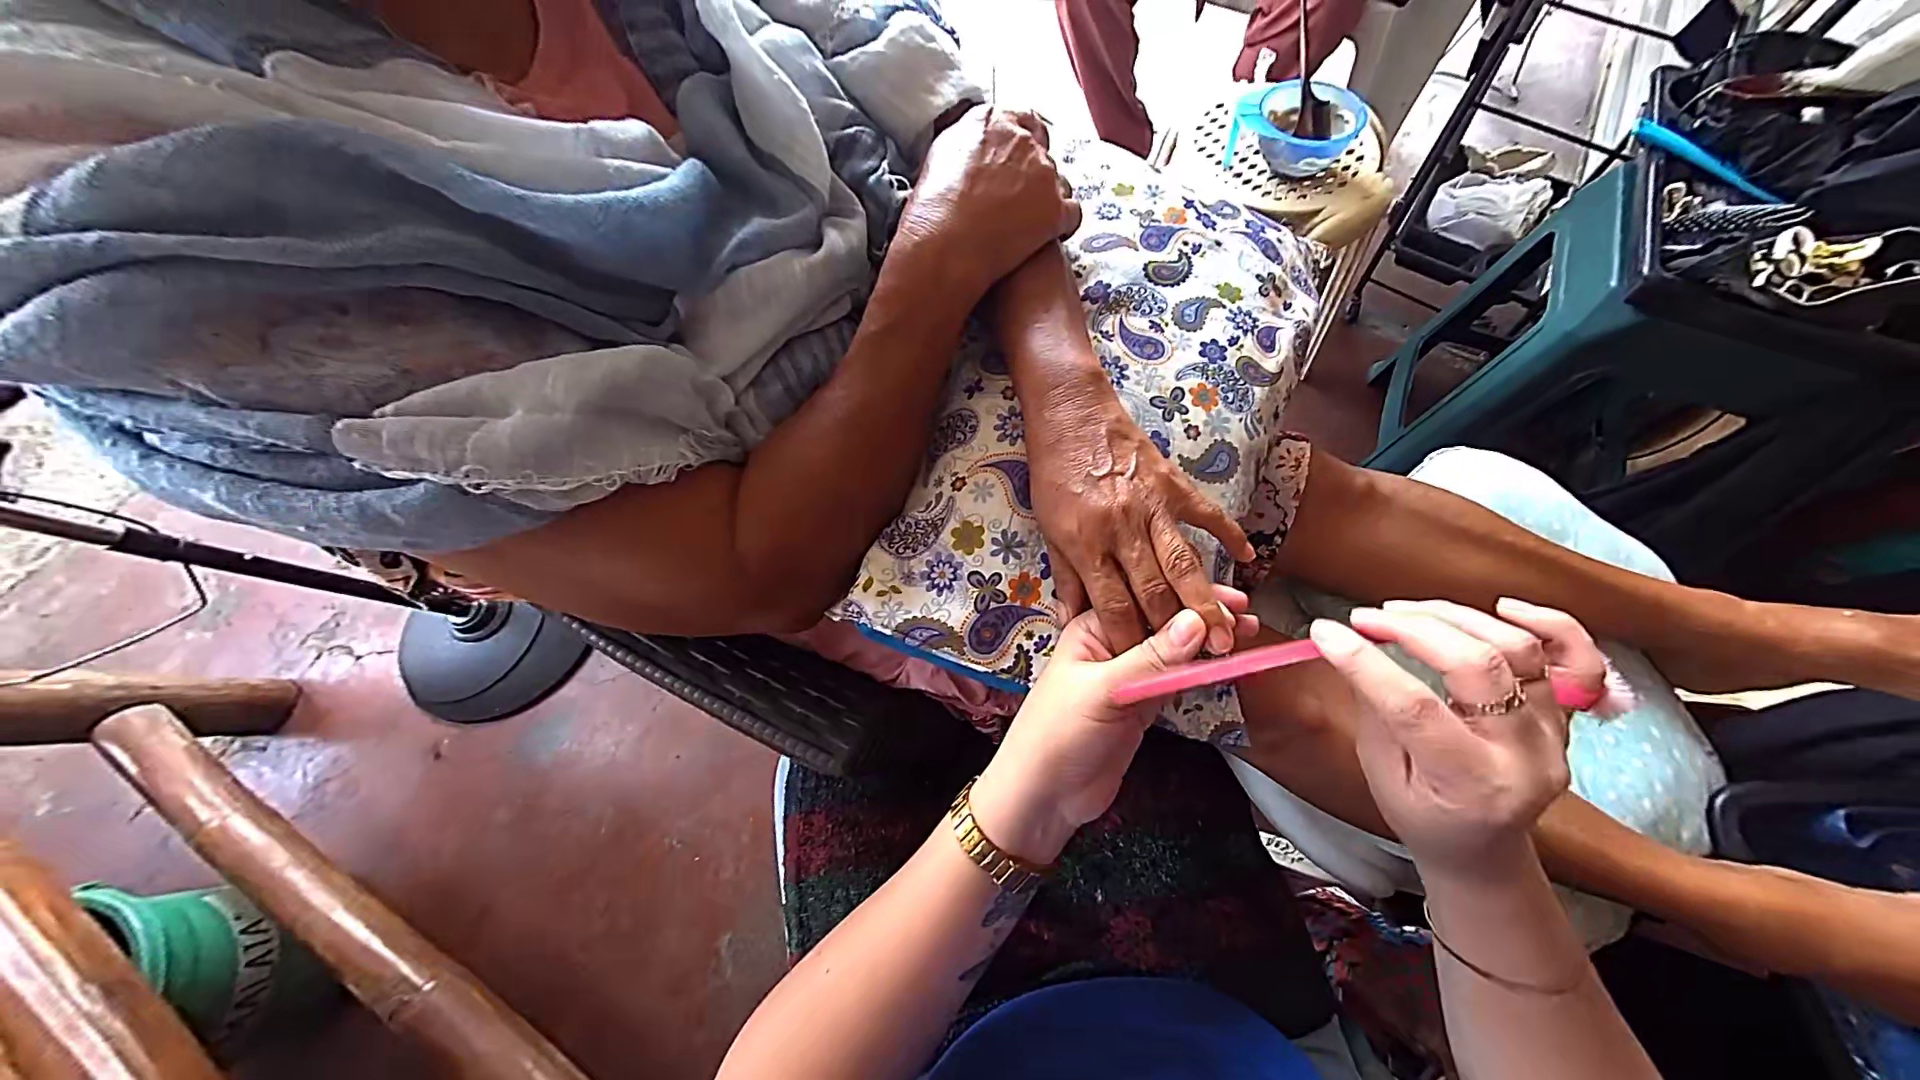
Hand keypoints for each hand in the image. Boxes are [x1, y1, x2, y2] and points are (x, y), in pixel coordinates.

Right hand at [896, 107, 1079, 297]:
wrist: (944, 248)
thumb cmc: (931, 211)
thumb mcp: (940, 157)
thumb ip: (966, 144)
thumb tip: (973, 151)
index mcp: (992, 121)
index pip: (1023, 121)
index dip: (1023, 144)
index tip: (1016, 163)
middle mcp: (1023, 140)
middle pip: (1043, 151)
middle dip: (1034, 173)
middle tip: (1018, 200)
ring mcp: (1044, 174)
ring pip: (1059, 181)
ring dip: (1048, 199)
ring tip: (1027, 224)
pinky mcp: (1055, 210)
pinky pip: (1072, 213)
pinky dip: (1062, 225)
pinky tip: (1047, 238)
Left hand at [969, 584, 1259, 862]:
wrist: (1043, 796)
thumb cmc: (1056, 735)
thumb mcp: (1104, 691)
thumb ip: (1150, 658)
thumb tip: (1195, 621)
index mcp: (1091, 629)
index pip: (1145, 602)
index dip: (1186, 599)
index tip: (1227, 601)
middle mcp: (1110, 646)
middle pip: (1163, 624)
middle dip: (1203, 617)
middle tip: (1244, 615)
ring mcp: (1127, 676)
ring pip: (1174, 652)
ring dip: (1208, 644)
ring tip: (1246, 633)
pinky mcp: (1140, 705)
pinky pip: (1176, 681)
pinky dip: (1201, 672)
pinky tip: (1225, 663)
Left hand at [1027, 395, 1255, 654]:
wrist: (1070, 414)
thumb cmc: (1054, 474)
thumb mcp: (1048, 528)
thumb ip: (1065, 576)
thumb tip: (1070, 619)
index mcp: (1085, 544)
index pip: (1112, 605)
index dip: (1132, 640)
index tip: (1147, 666)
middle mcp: (1121, 530)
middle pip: (1154, 591)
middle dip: (1179, 632)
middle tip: (1205, 662)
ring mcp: (1151, 506)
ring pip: (1184, 562)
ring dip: (1207, 600)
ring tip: (1228, 631)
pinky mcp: (1173, 484)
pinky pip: (1207, 514)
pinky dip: (1229, 534)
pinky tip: (1247, 558)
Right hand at [1309, 597, 1607, 876]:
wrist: (1484, 848)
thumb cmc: (1422, 814)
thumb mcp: (1380, 773)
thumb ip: (1374, 709)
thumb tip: (1350, 648)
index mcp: (1470, 781)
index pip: (1414, 707)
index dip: (1364, 661)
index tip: (1325, 632)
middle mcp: (1524, 755)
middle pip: (1478, 666)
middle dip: (1412, 629)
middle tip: (1364, 618)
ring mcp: (1554, 732)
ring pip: (1519, 650)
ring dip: (1454, 617)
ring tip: (1405, 612)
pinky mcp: (1565, 714)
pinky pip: (1575, 660)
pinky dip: (1548, 625)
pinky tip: (1504, 608)